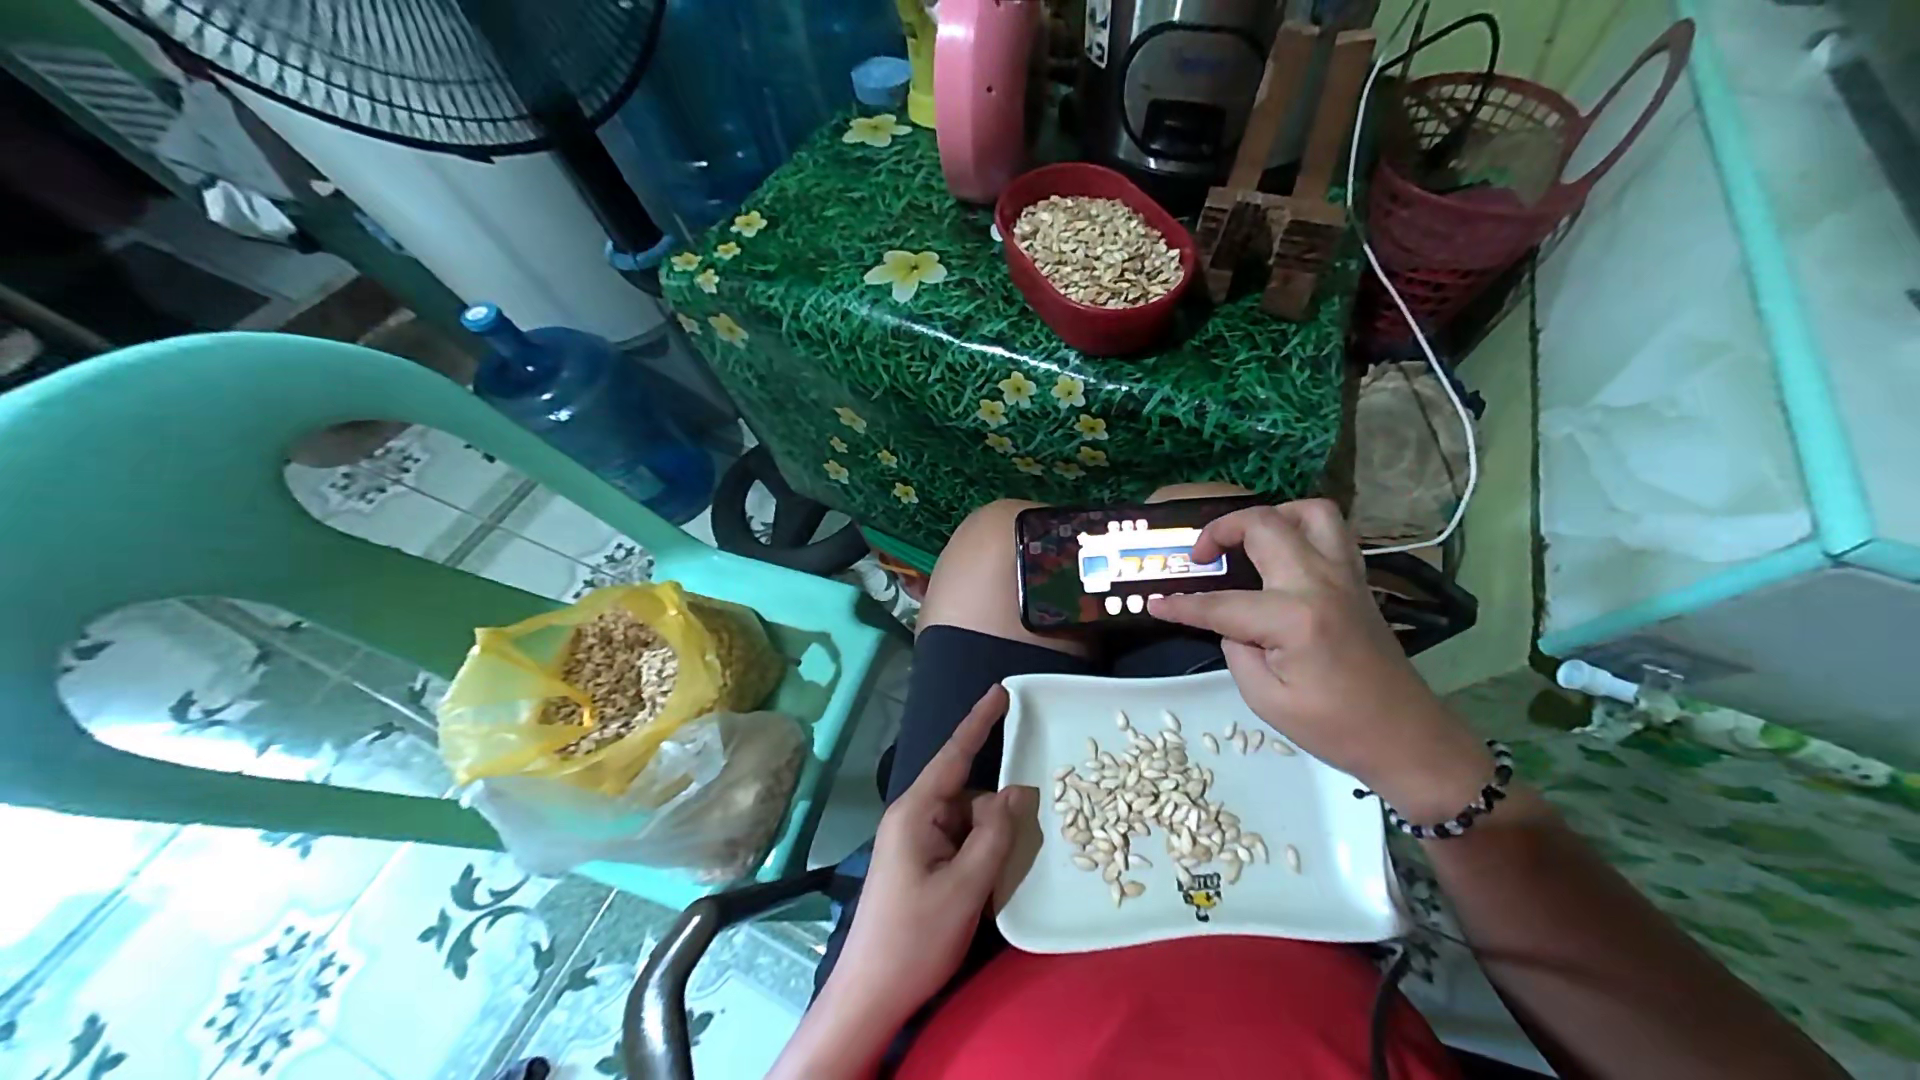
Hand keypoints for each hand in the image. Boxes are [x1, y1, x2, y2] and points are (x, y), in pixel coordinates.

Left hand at [827, 685, 1035, 1020]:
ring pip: (967, 821)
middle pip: (968, 794)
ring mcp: (915, 841)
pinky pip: (959, 842)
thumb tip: (1017, 791)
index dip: (980, 721)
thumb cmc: (915, 938)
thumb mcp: (965, 887)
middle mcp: (914, 817)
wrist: (870, 994)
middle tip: (1023, 841)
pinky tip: (990, 883)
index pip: (954, 754)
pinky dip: (979, 855)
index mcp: (916, 811)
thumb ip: (995, 834)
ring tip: (998, 878)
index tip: (1002, 691)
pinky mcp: (920, 863)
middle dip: (997, 812)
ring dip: (989, 840)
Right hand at [1148, 500, 1491, 820]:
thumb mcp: (1265, 698)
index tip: (1156, 605)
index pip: (1221, 603)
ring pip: (1309, 512)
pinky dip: (1300, 529)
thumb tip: (1232, 624)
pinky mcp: (1358, 581)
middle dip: (1220, 531)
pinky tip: (1282, 555)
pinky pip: (1331, 532)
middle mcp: (1320, 582)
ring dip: (1270, 516)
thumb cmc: (1334, 727)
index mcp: (1293, 617)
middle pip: (1264, 526)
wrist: (1407, 737)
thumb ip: (1237, 649)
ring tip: (1247, 541)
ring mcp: (1345, 576)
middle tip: (1199, 556)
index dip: (1181, 606)